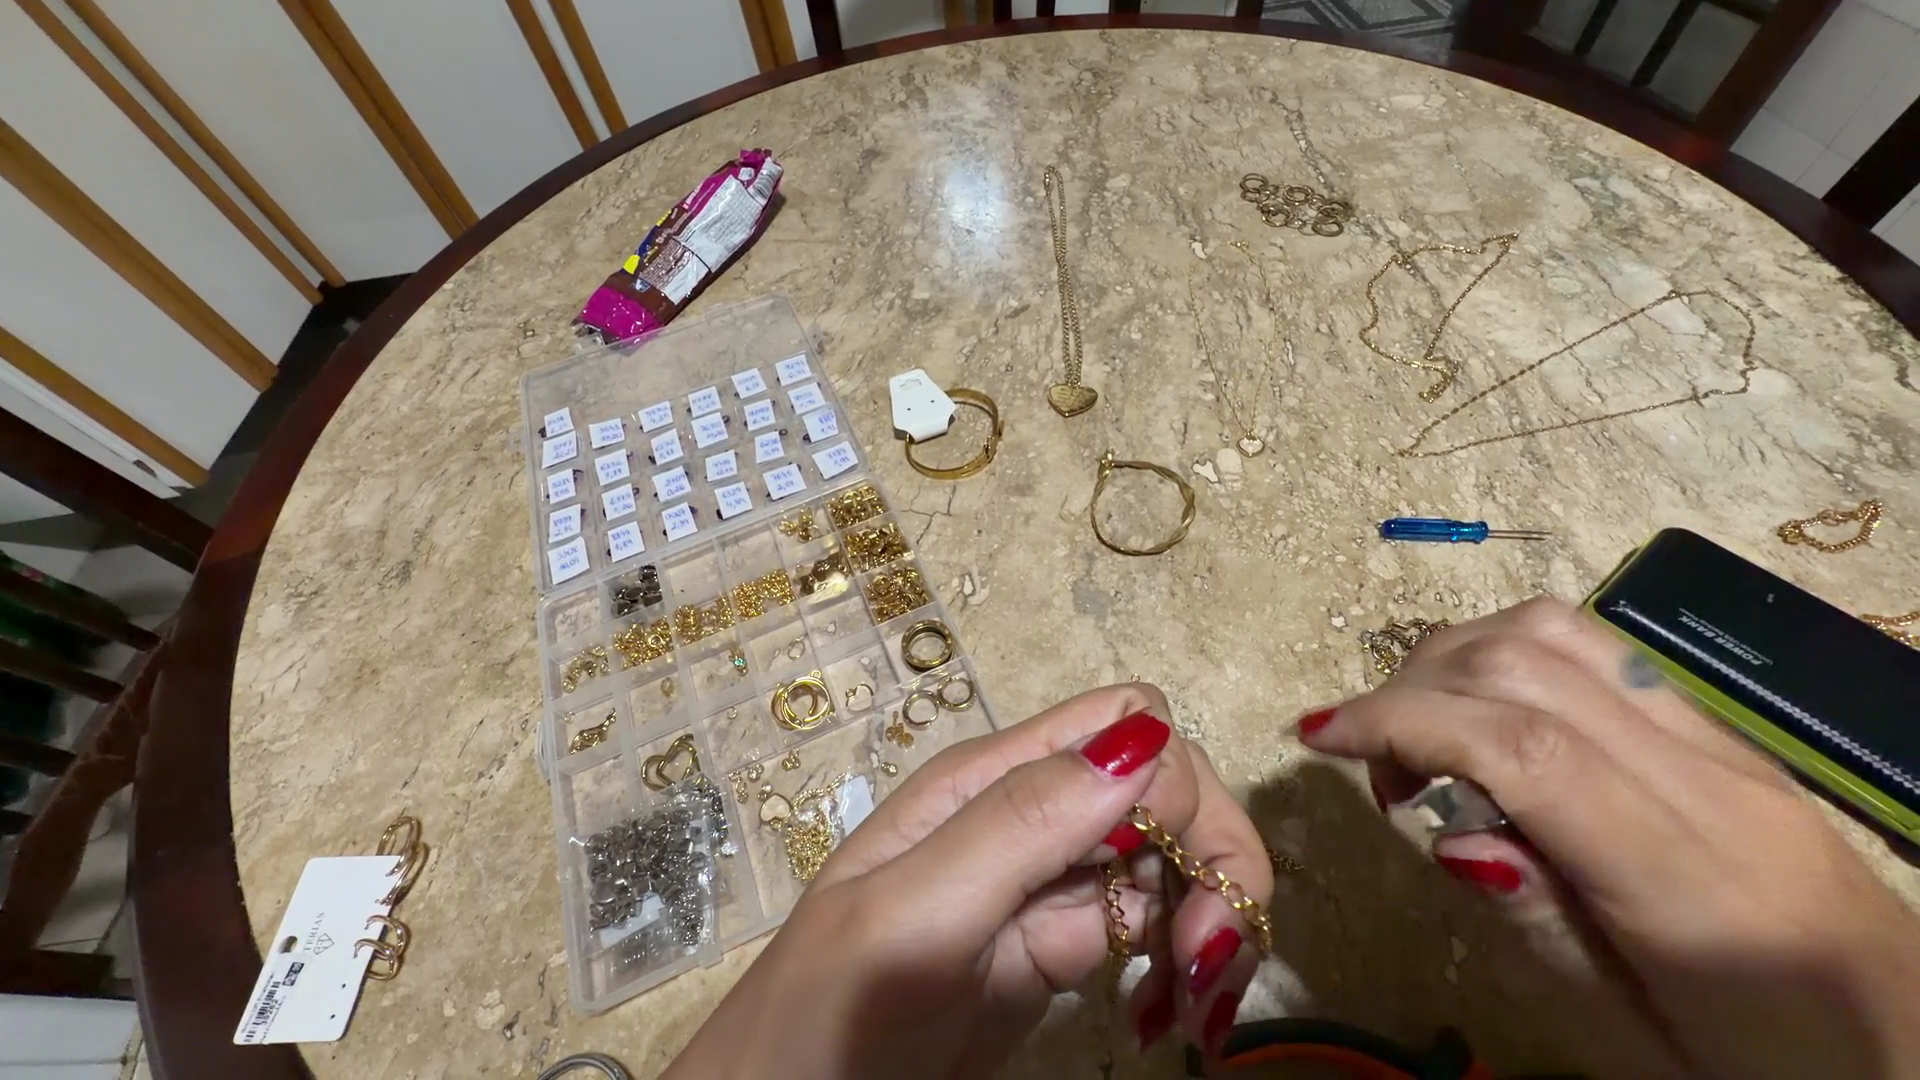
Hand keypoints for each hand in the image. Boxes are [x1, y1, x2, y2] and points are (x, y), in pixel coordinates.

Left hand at [664, 684, 1272, 1079]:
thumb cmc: (832, 1009)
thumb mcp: (911, 912)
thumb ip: (1017, 823)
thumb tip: (1145, 744)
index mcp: (991, 777)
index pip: (1124, 722)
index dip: (1168, 779)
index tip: (1165, 869)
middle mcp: (1031, 809)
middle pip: (1163, 779)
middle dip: (1207, 846)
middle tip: (1201, 952)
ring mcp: (1050, 878)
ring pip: (1168, 849)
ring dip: (1208, 909)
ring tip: (1191, 997)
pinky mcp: (1062, 943)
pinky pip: (1149, 920)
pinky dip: (1180, 957)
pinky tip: (1160, 1012)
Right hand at [1299, 597, 1919, 1079]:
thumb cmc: (1758, 1071)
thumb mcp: (1630, 1041)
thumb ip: (1539, 927)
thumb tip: (1445, 830)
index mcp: (1698, 883)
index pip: (1522, 748)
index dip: (1400, 720)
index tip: (1317, 734)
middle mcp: (1715, 783)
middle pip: (1527, 666)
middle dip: (1410, 690)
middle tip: (1375, 764)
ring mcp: (1725, 742)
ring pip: (1557, 631)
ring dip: (1452, 658)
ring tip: (1421, 727)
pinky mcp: (1721, 729)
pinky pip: (1593, 647)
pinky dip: (1503, 653)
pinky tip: (1482, 709)